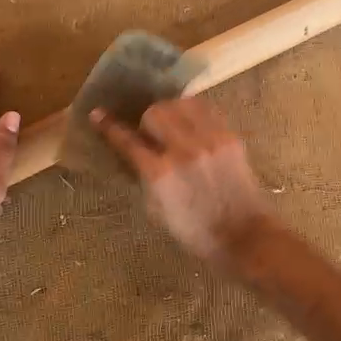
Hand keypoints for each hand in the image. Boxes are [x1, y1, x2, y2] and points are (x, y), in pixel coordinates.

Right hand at [92, 98, 273, 263]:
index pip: (127, 140)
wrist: (243, 235)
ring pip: (181, 104)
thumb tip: (137, 155)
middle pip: (155, 112)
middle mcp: (183, 150)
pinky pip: (207, 111)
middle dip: (146, 121)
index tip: (98, 114)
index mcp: (159, 173)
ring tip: (173, 126)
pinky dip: (194, 114)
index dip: (109, 126)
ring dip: (171, 112)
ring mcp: (209, 140)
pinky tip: (194, 127)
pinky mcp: (229, 137)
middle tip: (151, 134)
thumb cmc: (196, 232)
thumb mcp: (157, 210)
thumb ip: (145, 178)